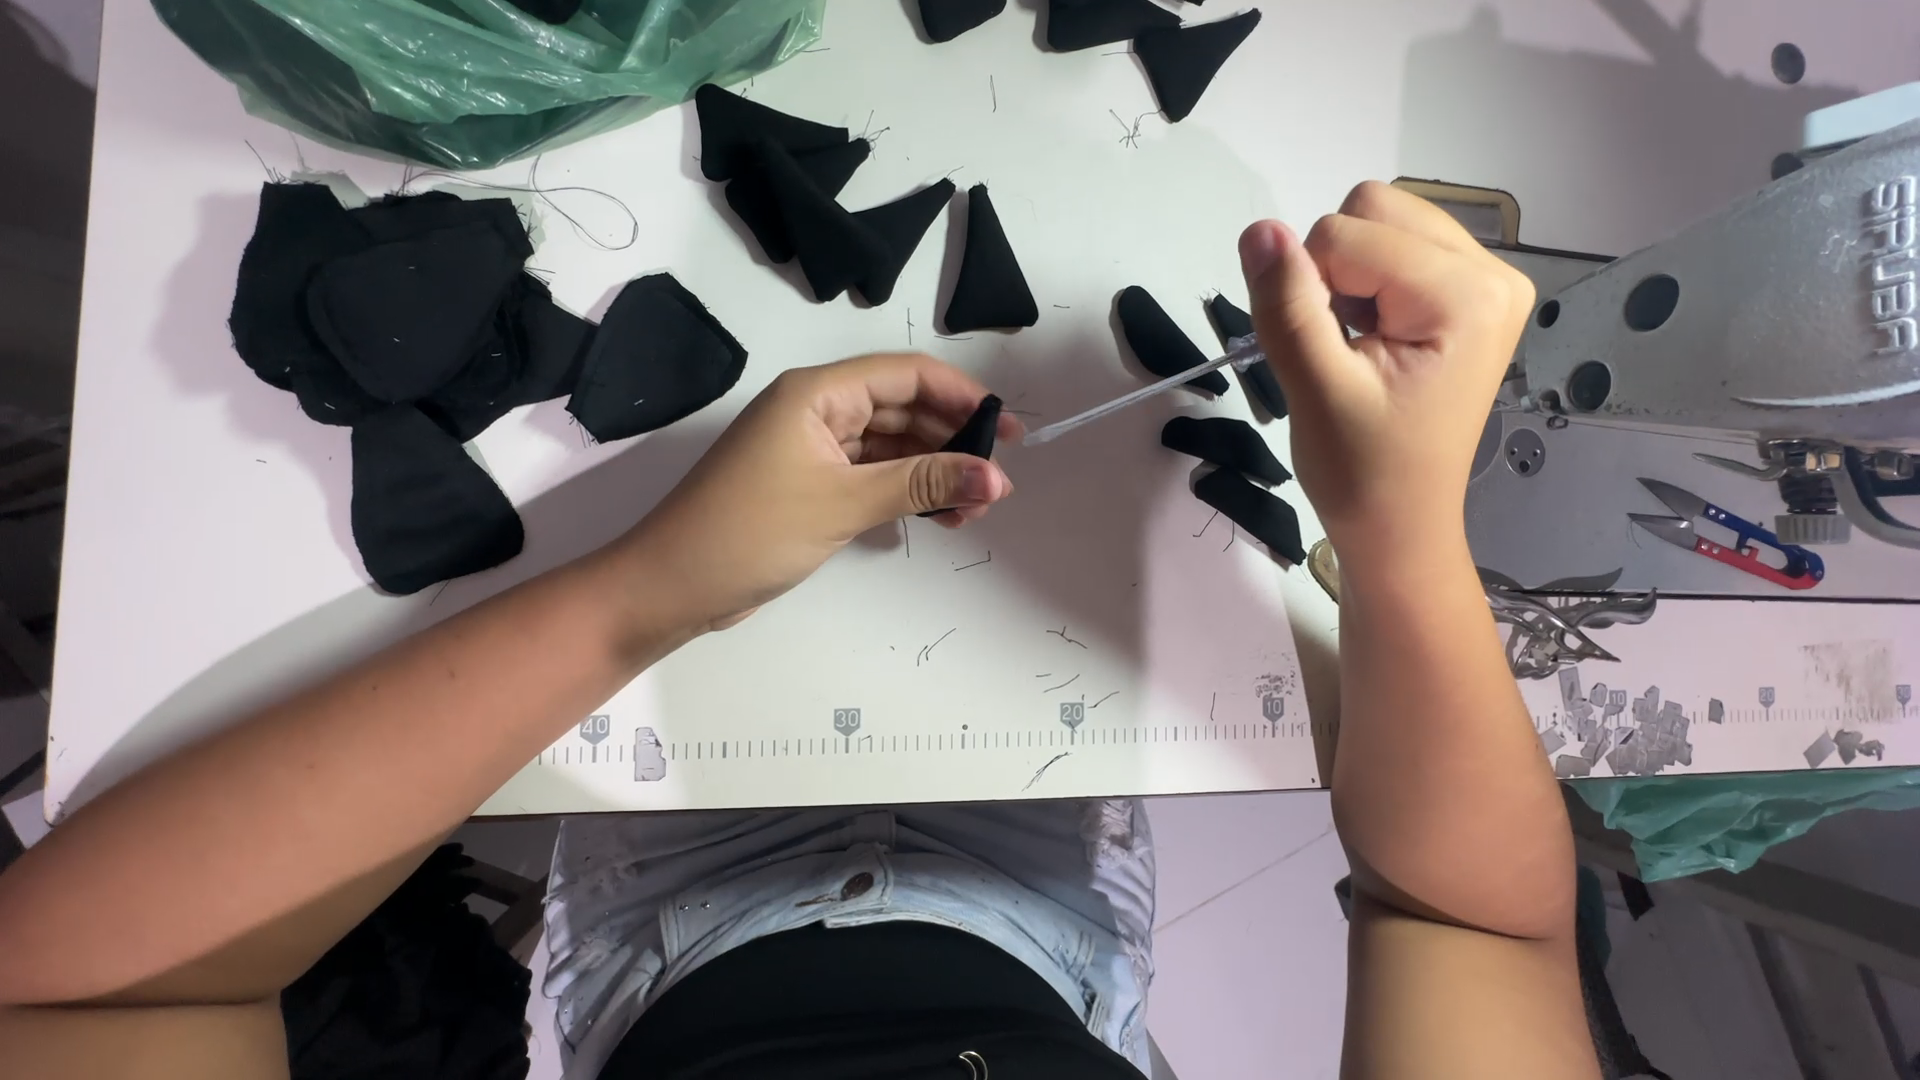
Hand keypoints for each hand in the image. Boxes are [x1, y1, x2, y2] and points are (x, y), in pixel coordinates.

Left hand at [613, 353, 1017, 631]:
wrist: (674, 586)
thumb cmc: (751, 531)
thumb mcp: (843, 503)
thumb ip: (922, 484)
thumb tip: (996, 476)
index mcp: (817, 392)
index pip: (906, 375)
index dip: (963, 397)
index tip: (1007, 432)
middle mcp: (818, 410)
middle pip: (903, 411)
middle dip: (952, 443)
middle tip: (995, 482)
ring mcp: (815, 450)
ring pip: (891, 448)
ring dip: (933, 473)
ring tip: (974, 508)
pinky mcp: (814, 486)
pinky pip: (873, 477)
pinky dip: (906, 493)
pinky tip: (940, 517)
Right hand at [1238, 182, 1532, 565]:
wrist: (1397, 524)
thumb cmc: (1360, 470)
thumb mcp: (1315, 389)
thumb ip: (1286, 305)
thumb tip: (1258, 229)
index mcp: (1466, 293)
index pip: (1346, 234)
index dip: (1307, 290)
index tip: (1321, 353)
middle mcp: (1491, 270)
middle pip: (1373, 209)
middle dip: (1331, 272)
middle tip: (1339, 346)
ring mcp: (1484, 281)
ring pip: (1379, 224)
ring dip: (1344, 279)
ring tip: (1354, 346)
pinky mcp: (1465, 297)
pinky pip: (1393, 251)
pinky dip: (1361, 287)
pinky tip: (1368, 340)